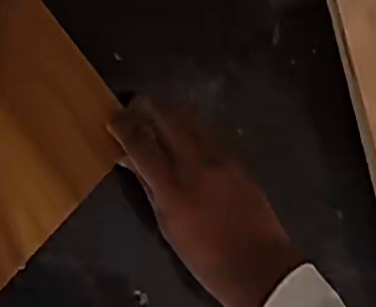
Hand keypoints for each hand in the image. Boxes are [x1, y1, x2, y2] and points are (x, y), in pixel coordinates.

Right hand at [110, 95, 303, 306]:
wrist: (262, 269)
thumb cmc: (207, 258)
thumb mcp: (167, 226)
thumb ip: (146, 184)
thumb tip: (127, 156)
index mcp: (172, 186)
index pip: (138, 139)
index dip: (121, 123)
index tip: (113, 118)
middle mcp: (194, 161)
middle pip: (162, 112)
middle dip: (142, 106)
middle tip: (132, 112)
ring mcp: (218, 154)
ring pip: (184, 112)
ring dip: (165, 110)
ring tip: (155, 120)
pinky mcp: (234, 154)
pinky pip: (204, 126)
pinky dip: (187, 123)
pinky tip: (182, 135)